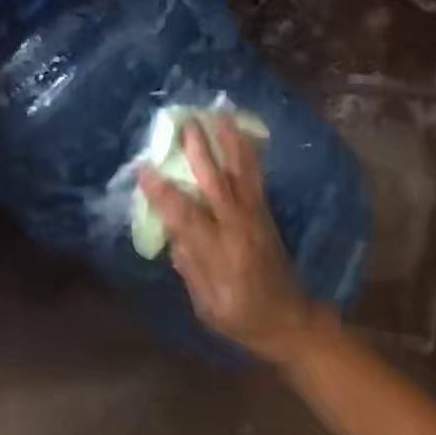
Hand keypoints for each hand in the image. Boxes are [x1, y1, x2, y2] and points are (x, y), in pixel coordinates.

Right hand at [139, 114, 316, 363]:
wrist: (291, 320)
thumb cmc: (243, 319)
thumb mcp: (207, 306)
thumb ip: (189, 267)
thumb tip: (170, 231)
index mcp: (220, 254)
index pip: (185, 216)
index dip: (162, 192)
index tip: (144, 169)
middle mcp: (238, 227)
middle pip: (216, 182)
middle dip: (199, 152)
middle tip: (185, 123)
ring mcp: (256, 216)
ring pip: (240, 172)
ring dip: (229, 141)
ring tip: (219, 114)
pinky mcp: (265, 212)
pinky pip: (256, 176)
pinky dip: (248, 153)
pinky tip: (243, 134)